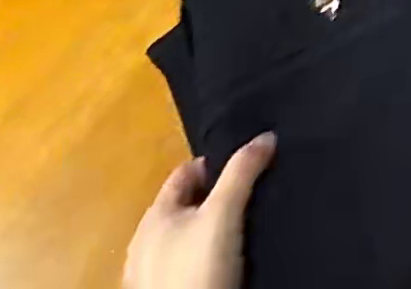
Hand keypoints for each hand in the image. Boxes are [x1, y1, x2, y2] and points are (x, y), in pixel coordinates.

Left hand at [123, 133, 275, 288]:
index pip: (187, 171)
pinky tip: (226, 262)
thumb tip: (266, 136)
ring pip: (187, 234)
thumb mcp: (226, 212)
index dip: (218, 163)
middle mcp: (144, 243)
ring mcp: (149, 276)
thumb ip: (244, 170)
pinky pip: (186, 261)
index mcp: (153, 216)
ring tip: (243, 228)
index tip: (247, 168)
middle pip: (187, 202)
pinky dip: (204, 255)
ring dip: (211, 227)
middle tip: (250, 196)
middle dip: (217, 195)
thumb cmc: (197, 268)